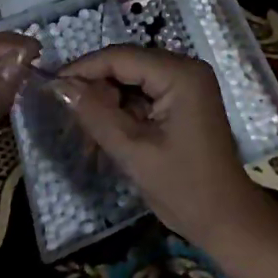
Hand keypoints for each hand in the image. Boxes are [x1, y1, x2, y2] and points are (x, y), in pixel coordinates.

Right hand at [51, 46, 271, 248]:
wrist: (226, 220)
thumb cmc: (184, 188)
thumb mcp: (132, 151)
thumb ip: (94, 114)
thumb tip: (57, 85)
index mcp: (180, 74)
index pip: (120, 57)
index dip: (83, 68)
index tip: (50, 85)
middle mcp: (185, 68)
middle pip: (126, 64)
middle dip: (95, 86)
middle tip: (68, 113)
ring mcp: (186, 82)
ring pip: (131, 78)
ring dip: (106, 100)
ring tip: (86, 129)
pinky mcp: (183, 98)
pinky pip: (143, 92)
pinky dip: (122, 109)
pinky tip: (107, 130)